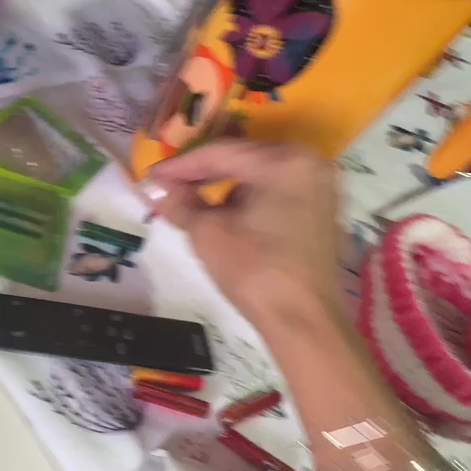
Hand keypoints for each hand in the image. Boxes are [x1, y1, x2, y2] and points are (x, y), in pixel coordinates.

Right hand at [142, 139, 343, 328]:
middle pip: (243, 158)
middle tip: (167, 186)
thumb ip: (179, 203)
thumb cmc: (253, 269)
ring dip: (223, 186)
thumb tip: (154, 188)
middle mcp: (309, 162)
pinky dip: (247, 198)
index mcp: (284, 161)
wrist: (300, 317)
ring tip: (191, 201)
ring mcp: (320, 186)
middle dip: (202, 173)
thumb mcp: (207, 233)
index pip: (220, 153)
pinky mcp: (321, 210)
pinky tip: (224, 215)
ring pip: (259, 175)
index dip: (179, 165)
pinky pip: (275, 191)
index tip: (150, 176)